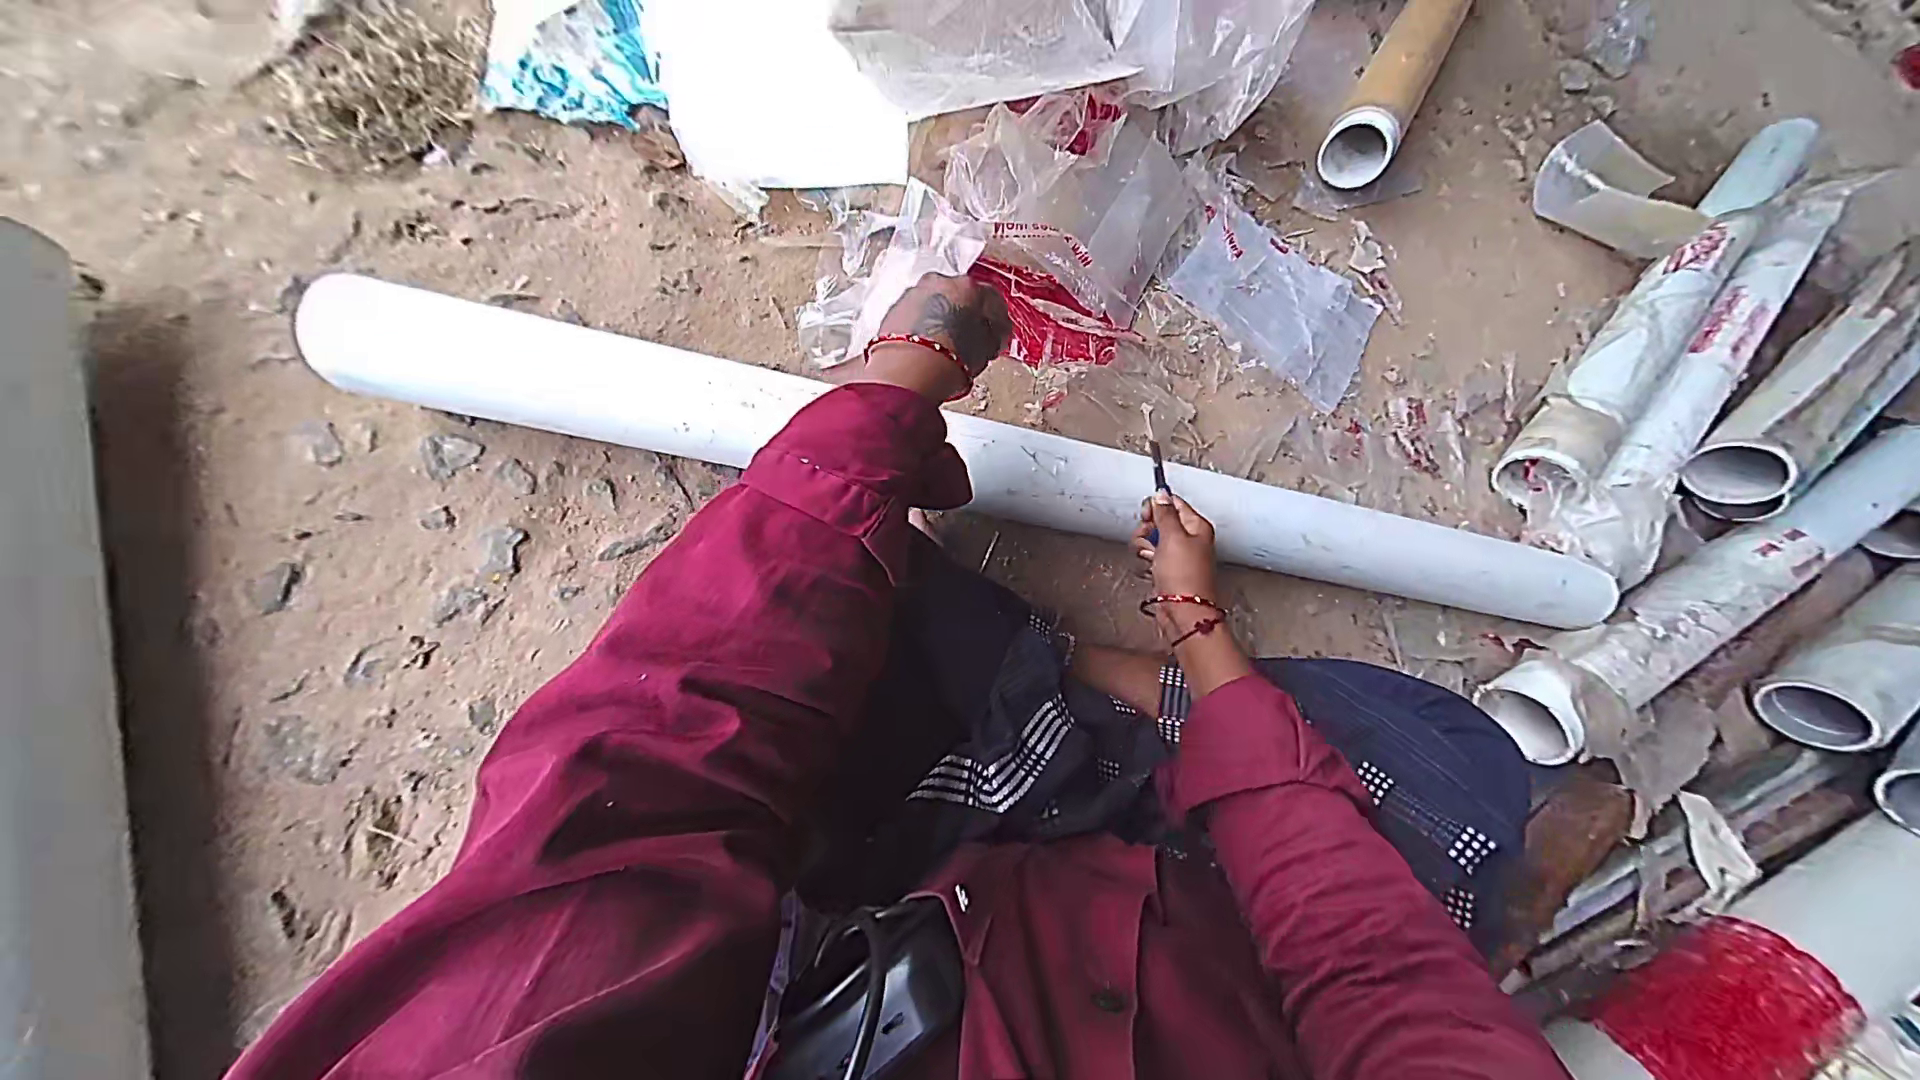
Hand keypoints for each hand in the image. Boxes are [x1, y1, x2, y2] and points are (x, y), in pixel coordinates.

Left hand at [860, 273, 1011, 401]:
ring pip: (934, 304)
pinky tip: (926, 349)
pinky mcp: (894, 310)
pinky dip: (921, 328)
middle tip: (970, 341)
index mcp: (969, 287)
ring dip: (941, 321)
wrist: (910, 371)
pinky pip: (914, 316)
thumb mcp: (986, 350)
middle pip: (958, 297)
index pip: (990, 299)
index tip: (996, 333)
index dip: (996, 320)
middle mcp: (939, 282)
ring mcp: (914, 294)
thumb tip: (992, 336)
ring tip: (945, 349)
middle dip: (965, 317)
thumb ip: (993, 336)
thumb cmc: (948, 359)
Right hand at [1131, 492, 1251, 692]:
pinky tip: (1151, 570)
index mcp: (1196, 526)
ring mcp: (1177, 555)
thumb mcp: (1172, 537)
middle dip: (1147, 530)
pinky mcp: (1166, 570)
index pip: (1173, 503)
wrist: (1182, 611)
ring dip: (1143, 548)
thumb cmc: (1184, 578)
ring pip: (1150, 540)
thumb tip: (1161, 495)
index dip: (1157, 507)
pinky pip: (1148, 557)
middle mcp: (1188, 540)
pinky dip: (1145, 562)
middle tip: (1150, 540)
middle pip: (1158, 522)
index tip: (1147, 515)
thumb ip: (1164, 513)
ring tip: (1151, 558)